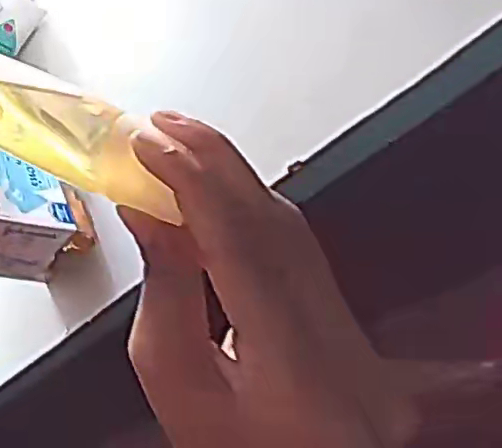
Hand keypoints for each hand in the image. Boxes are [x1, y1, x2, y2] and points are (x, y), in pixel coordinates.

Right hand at [120, 113, 414, 447]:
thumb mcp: (169, 377)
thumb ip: (161, 287)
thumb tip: (145, 211)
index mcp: (296, 376)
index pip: (241, 247)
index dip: (190, 181)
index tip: (147, 143)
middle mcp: (342, 352)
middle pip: (275, 224)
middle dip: (211, 159)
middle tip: (161, 124)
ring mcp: (355, 337)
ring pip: (289, 226)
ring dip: (227, 173)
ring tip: (178, 141)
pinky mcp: (349, 325)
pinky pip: (293, 242)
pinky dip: (245, 202)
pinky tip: (211, 183)